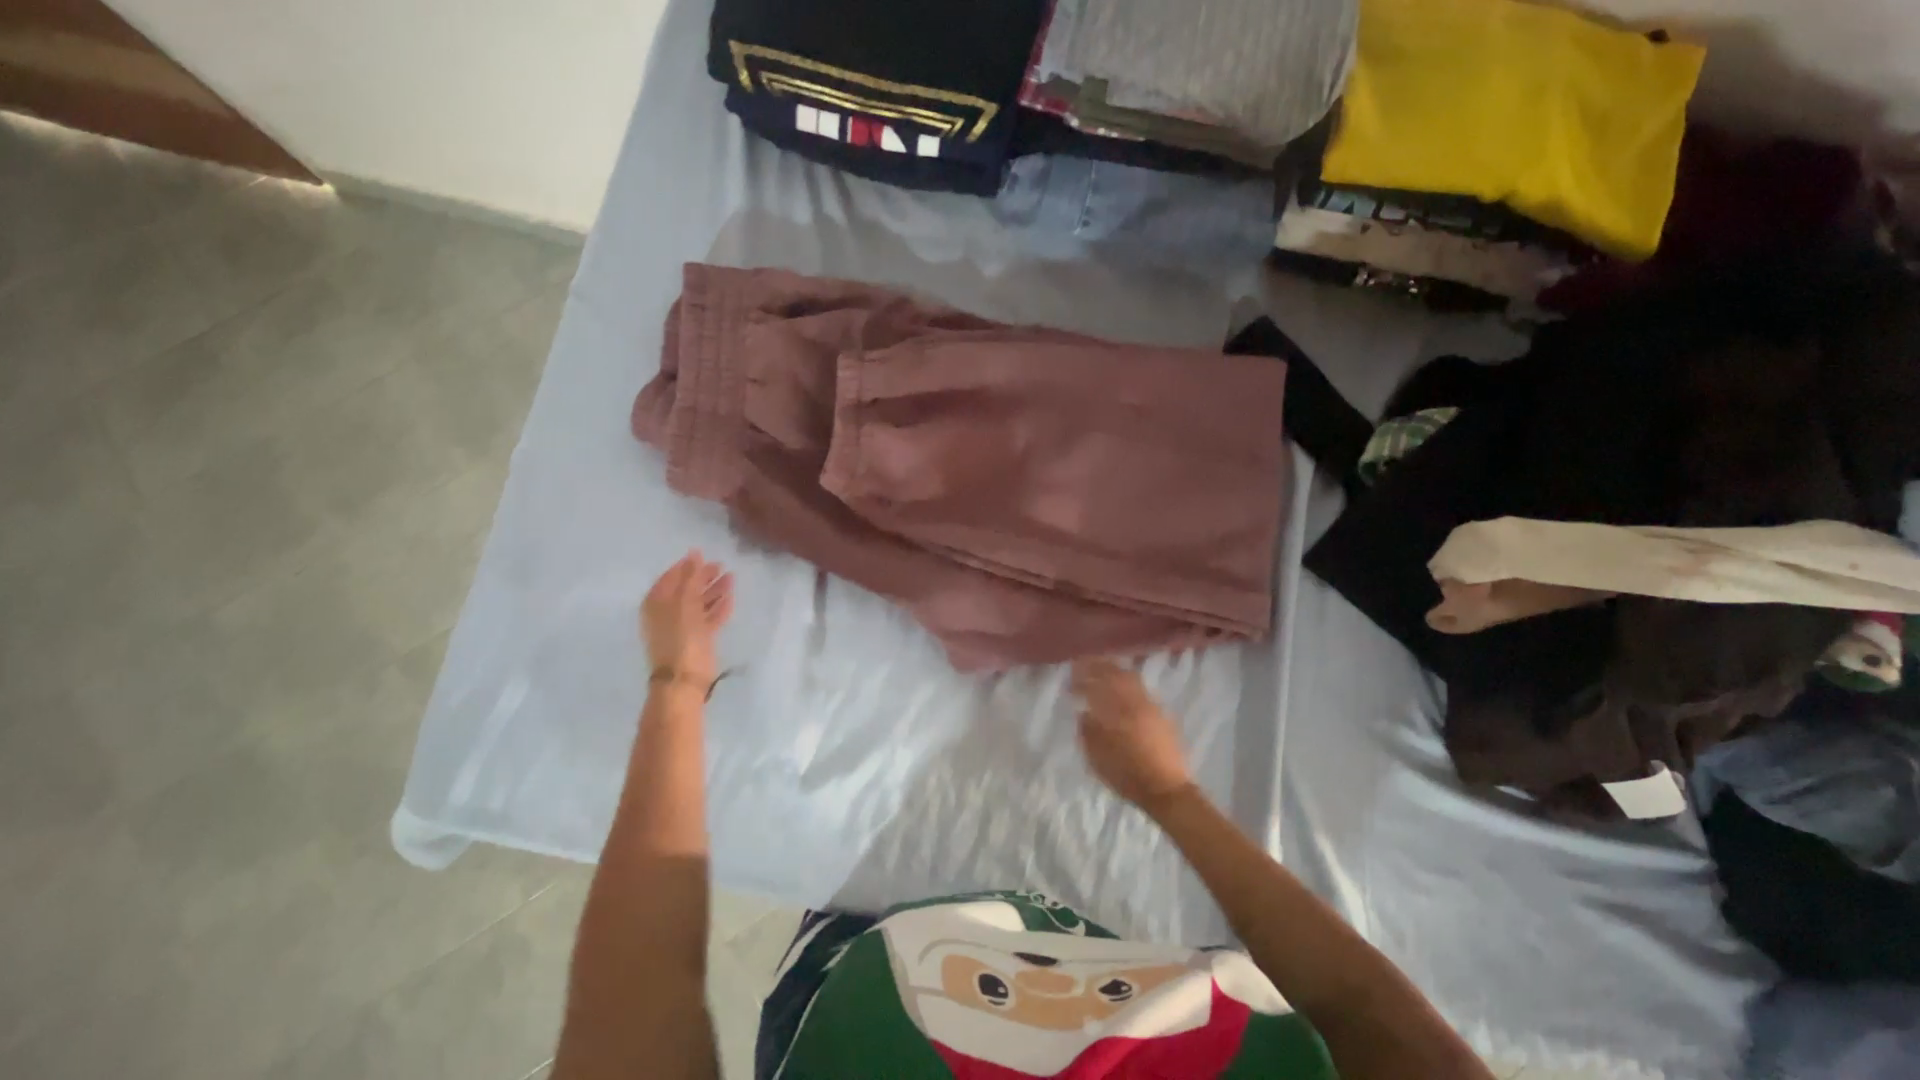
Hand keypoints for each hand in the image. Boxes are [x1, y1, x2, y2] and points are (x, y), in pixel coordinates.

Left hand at [641, 551, 733, 685]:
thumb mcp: (684, 602)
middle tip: (721, 565)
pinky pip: (709, 618)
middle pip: (687, 589)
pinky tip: (731, 598)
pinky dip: (719, 608)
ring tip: (732, 578)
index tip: (702, 554)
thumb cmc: (680, 636)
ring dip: (714, 590)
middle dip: (703, 576)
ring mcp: (683, 626)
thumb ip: (690, 577)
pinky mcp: (698, 638)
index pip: (671, 577)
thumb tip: (694, 553)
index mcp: (657, 602)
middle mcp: (668, 612)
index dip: (686, 565)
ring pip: (700, 603)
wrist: (683, 678)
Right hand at [1071, 658, 1194, 810]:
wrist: (1166, 789)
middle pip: (1116, 674)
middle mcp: (1135, 703)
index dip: (1082, 678)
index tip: (1070, 675)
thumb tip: (1083, 713)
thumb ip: (1088, 732)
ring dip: (1115, 671)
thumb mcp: (1097, 759)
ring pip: (1131, 678)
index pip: (1096, 686)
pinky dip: (1128, 682)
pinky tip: (1123, 689)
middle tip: (1085, 663)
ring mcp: (1151, 706)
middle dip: (1099, 666)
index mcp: (1116, 713)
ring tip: (1104, 670)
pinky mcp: (1162, 714)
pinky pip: (1142, 689)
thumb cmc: (1127, 776)